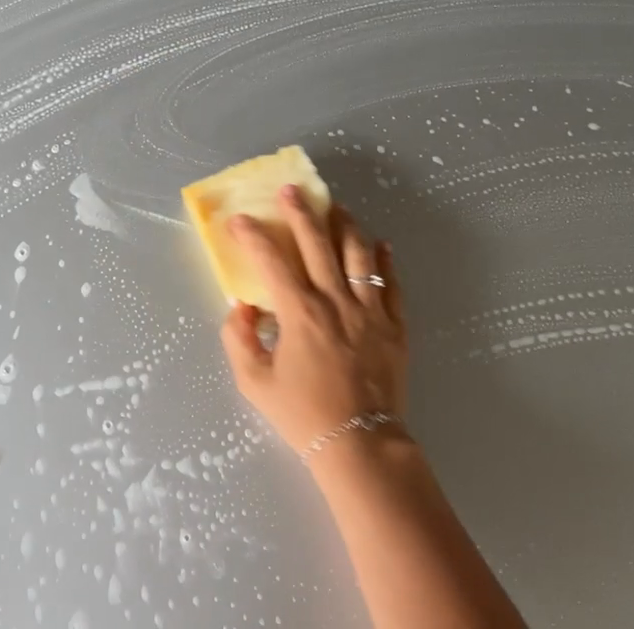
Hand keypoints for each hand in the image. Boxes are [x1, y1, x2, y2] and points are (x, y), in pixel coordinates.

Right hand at [219, 187, 407, 459]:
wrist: (360, 444)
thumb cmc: (302, 414)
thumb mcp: (254, 382)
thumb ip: (239, 339)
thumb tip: (243, 308)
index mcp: (300, 312)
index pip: (271, 261)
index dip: (252, 235)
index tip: (239, 219)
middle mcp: (335, 301)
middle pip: (317, 243)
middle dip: (301, 211)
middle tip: (291, 189)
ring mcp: (370, 311)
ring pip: (359, 254)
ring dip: (345, 225)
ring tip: (336, 207)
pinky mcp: (395, 326)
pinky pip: (392, 283)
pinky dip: (385, 260)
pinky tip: (380, 244)